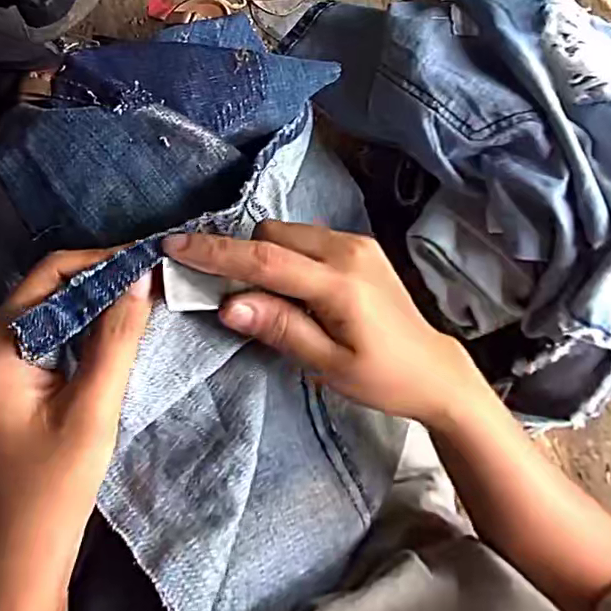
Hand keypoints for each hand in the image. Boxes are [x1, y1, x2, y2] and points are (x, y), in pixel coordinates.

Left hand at [0, 249, 150, 550]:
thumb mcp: (92, 408)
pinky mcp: (14, 383)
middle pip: (50, 288)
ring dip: (99, 300)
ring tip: (146, 292)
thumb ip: (116, 337)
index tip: (150, 257)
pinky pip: (54, 336)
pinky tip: (121, 326)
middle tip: (155, 273)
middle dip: (104, 276)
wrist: (18, 561)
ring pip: (55, 311)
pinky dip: (89, 325)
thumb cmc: (52, 488)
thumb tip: (140, 275)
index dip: (103, 260)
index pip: (52, 275)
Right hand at [163, 222, 495, 429]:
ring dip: (265, 255)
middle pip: (272, 235)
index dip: (217, 253)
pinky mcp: (361, 245)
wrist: (434, 367)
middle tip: (226, 292)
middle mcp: (348, 250)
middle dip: (242, 256)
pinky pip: (307, 237)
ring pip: (288, 232)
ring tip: (265, 297)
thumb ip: (280, 328)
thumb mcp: (329, 364)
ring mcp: (356, 243)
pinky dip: (287, 254)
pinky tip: (293, 288)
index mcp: (340, 283)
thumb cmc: (382, 378)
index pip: (265, 260)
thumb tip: (227, 303)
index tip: (176, 246)